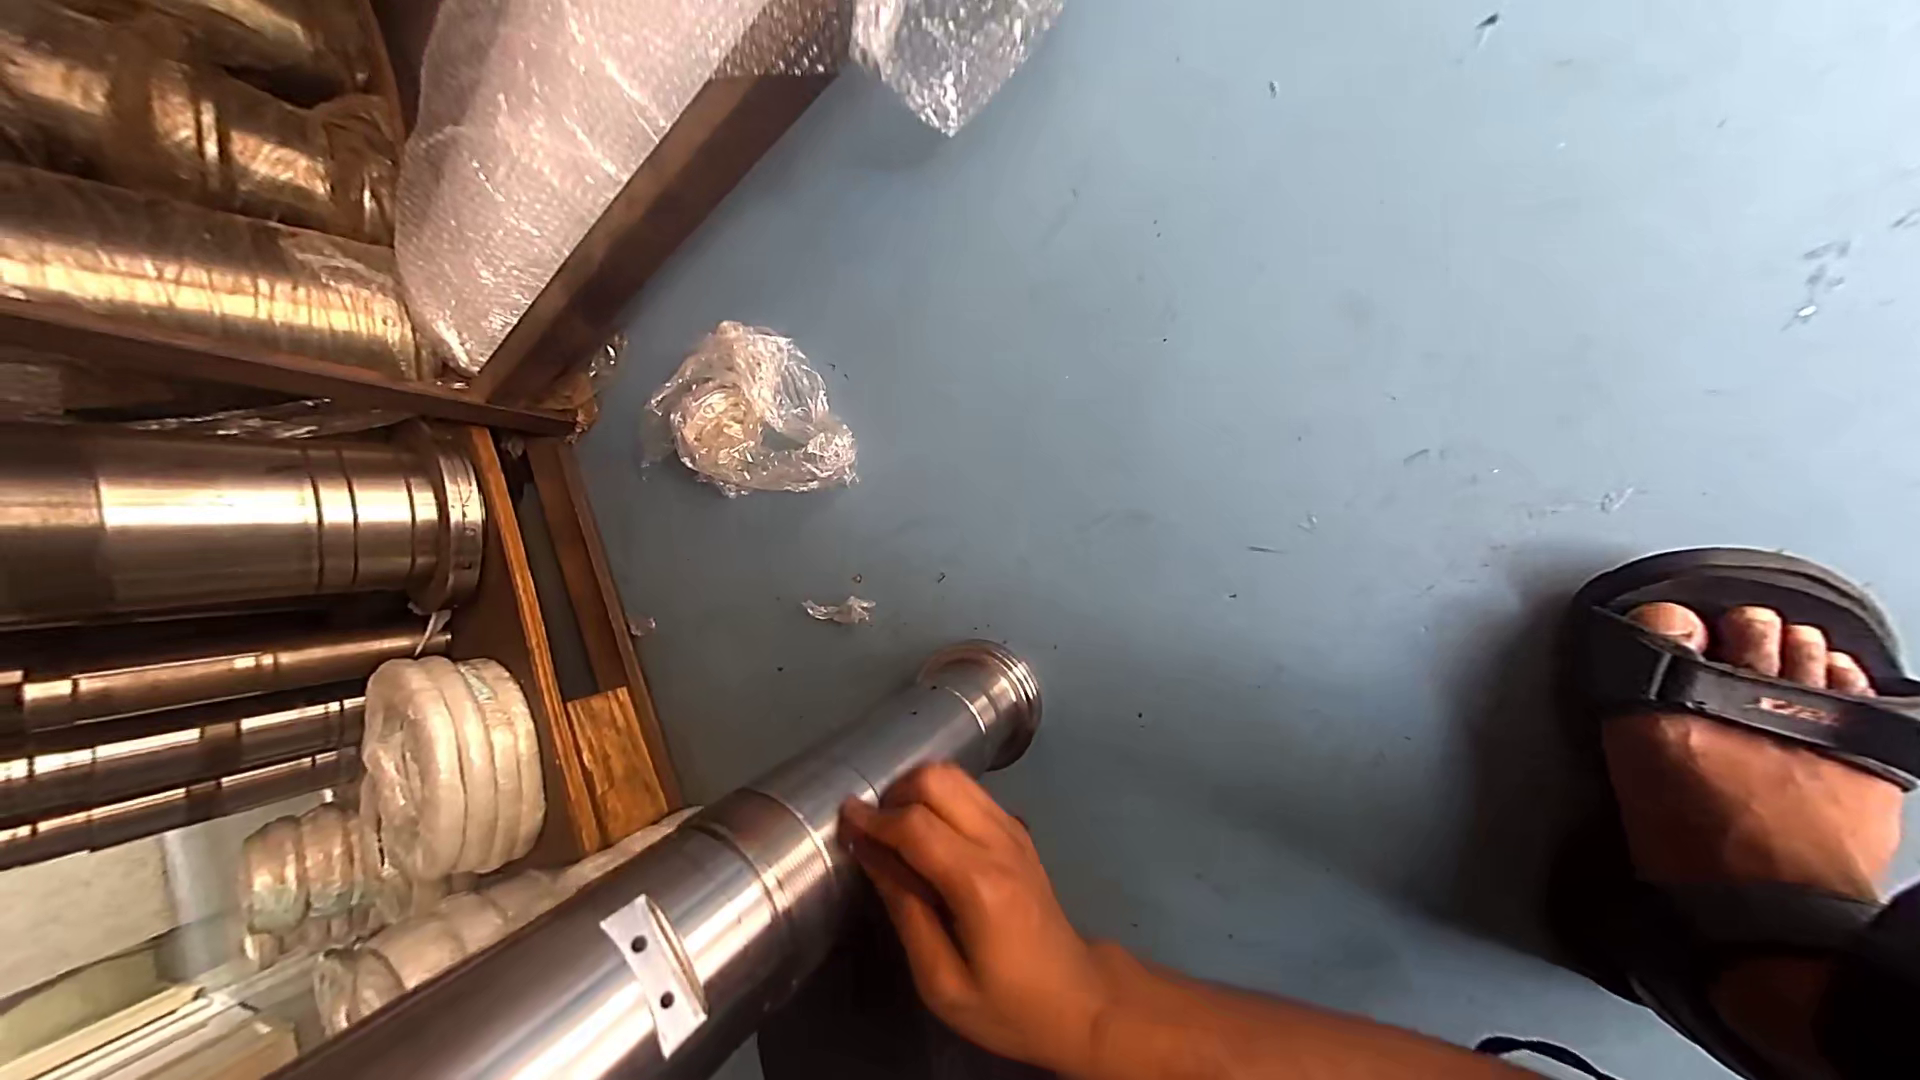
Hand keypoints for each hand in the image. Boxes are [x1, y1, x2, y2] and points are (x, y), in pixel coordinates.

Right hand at [840, 764, 1114, 1073]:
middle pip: (938, 779)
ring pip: (955, 775)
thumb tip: (870, 854)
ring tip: (896, 828)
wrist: (1077, 997)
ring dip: (917, 789)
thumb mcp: (942, 982)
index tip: (844, 819)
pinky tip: (927, 829)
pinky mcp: (1017, 827)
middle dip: (895, 793)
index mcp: (980, 883)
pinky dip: (939, 795)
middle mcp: (999, 840)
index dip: (874, 818)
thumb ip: (905, 911)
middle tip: (874, 829)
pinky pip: (970, 789)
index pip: (916, 825)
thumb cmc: (1006, 1003)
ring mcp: (1013, 828)